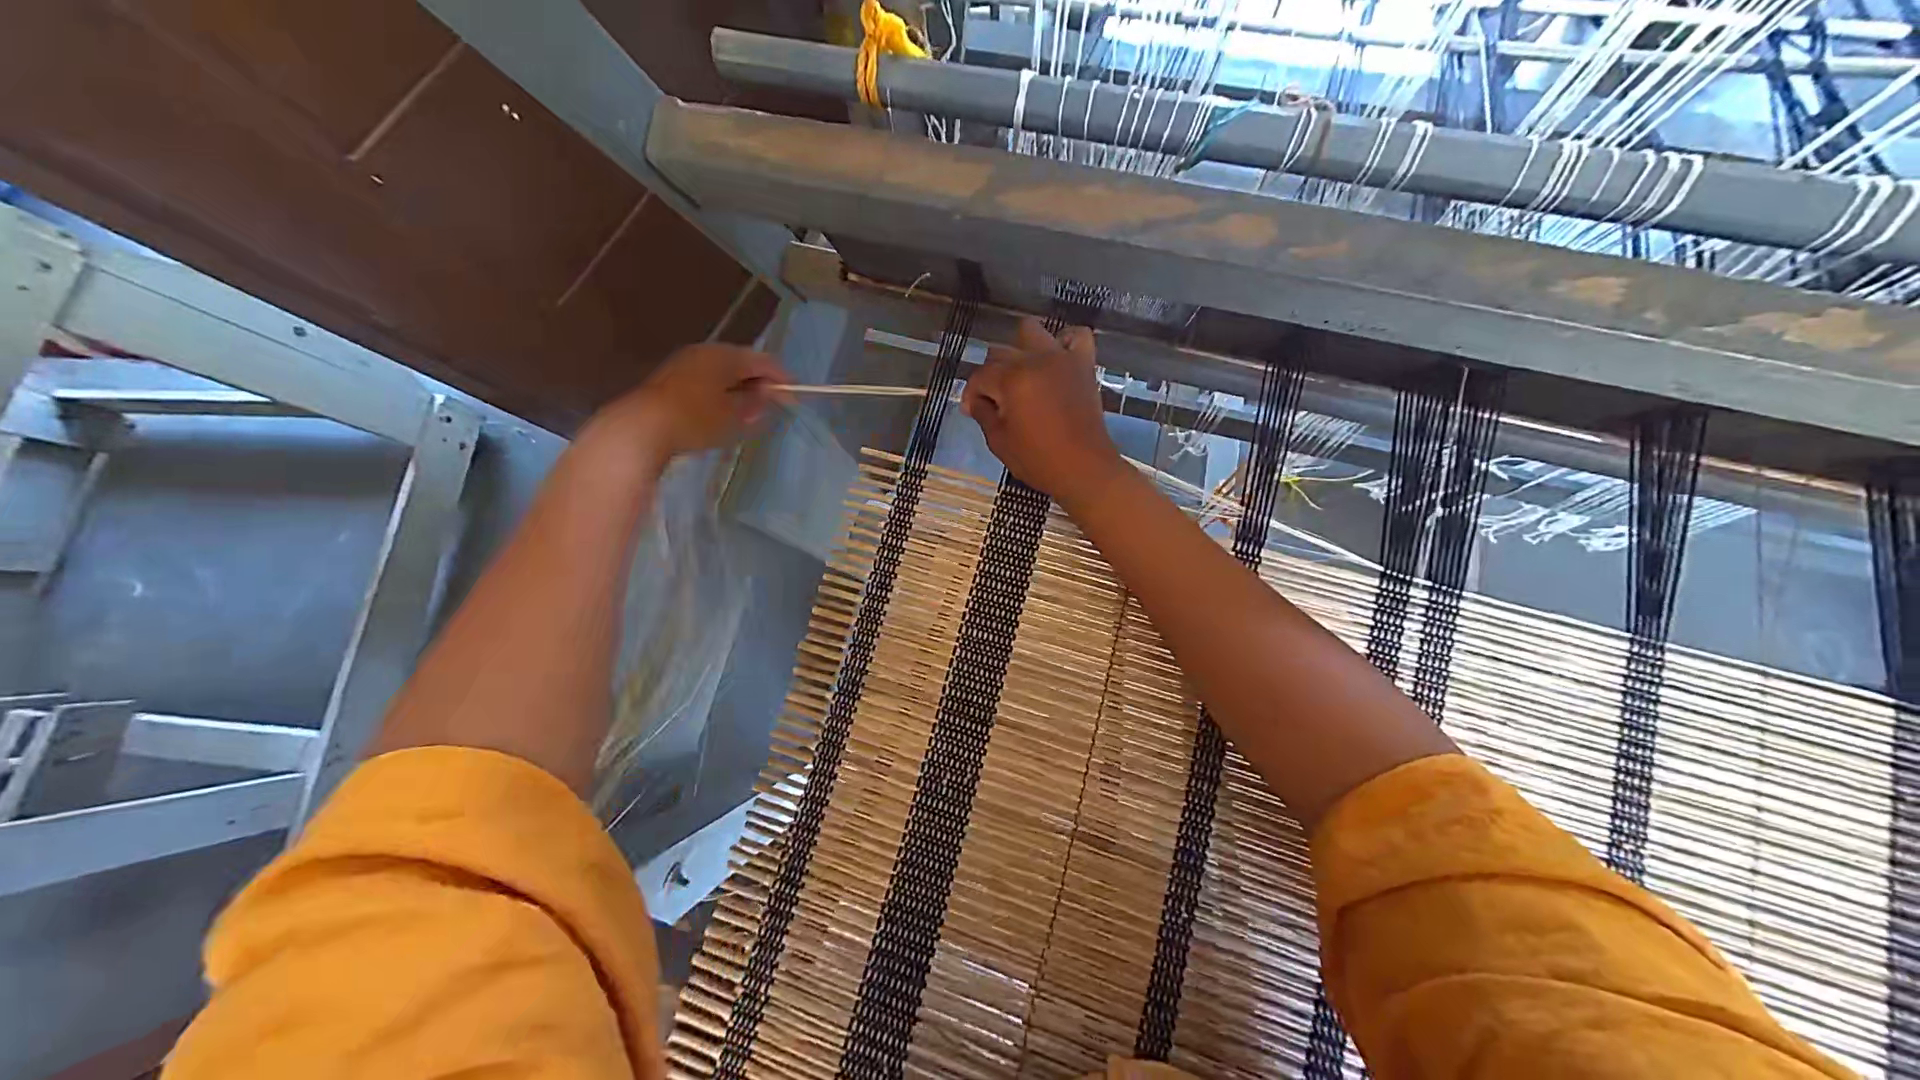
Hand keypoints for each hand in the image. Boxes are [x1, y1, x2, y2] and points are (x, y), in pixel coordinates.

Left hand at [594, 343, 789, 464]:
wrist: (639, 429)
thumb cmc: (695, 420)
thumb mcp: (734, 416)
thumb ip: (755, 405)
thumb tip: (766, 397)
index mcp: (725, 355)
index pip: (763, 361)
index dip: (782, 379)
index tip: (795, 398)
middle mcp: (705, 352)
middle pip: (742, 364)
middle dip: (760, 384)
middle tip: (772, 406)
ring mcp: (684, 364)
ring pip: (722, 374)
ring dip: (739, 391)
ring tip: (748, 414)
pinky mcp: (669, 382)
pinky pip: (706, 383)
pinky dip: (720, 395)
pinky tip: (721, 414)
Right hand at [962, 317, 1126, 505]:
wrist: (1084, 469)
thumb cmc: (1038, 460)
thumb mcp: (999, 441)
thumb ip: (983, 414)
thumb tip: (974, 400)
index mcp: (1011, 379)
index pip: (980, 376)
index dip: (971, 393)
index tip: (972, 410)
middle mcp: (1035, 360)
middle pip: (1001, 352)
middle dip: (992, 376)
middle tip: (996, 402)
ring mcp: (1061, 359)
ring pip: (1032, 332)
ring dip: (1021, 349)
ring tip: (1023, 375)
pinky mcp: (1083, 365)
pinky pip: (1077, 336)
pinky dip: (1065, 341)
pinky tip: (1056, 359)